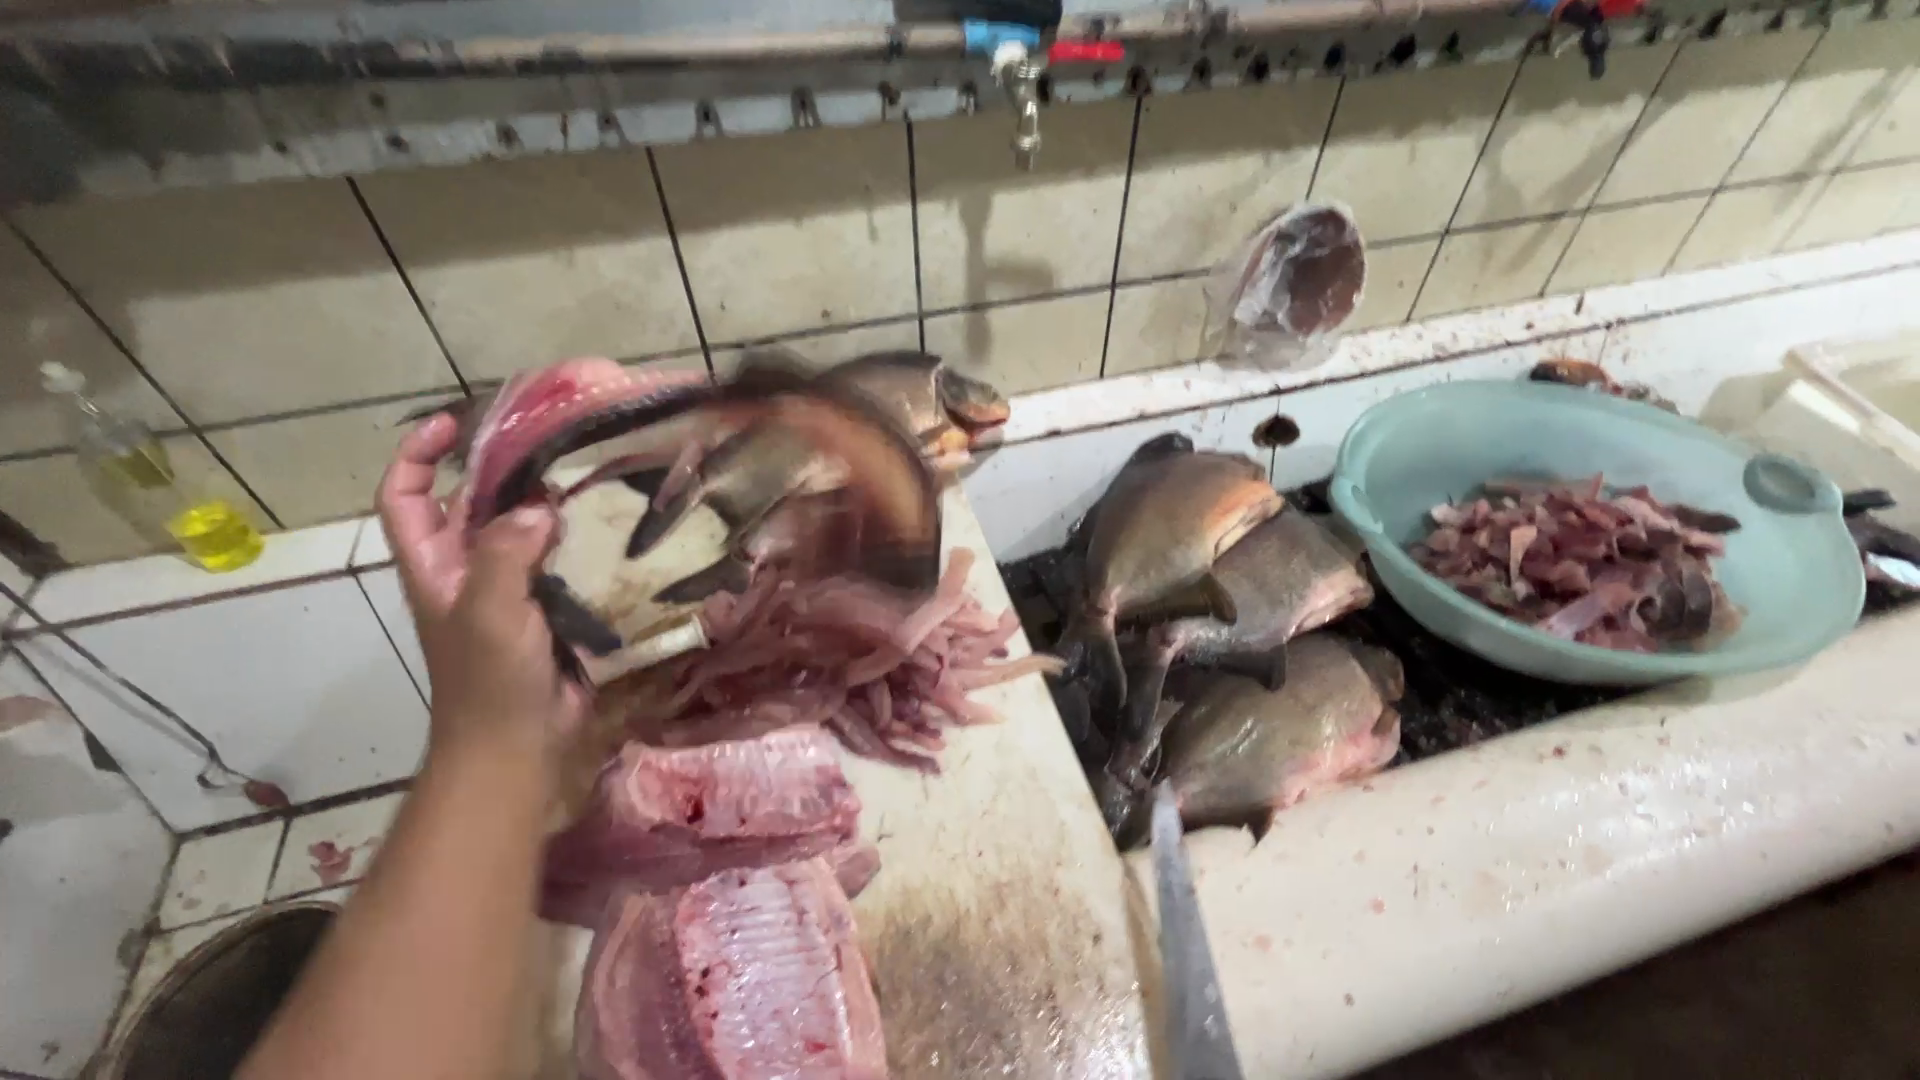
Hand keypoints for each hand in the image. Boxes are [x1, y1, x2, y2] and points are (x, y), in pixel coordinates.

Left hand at [378, 415, 588, 758]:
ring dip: (548, 505)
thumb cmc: (489, 680)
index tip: (453, 424)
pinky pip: (561, 562)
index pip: (406, 498)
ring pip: (523, 532)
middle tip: (548, 442)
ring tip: (586, 475)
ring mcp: (511, 591)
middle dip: (500, 471)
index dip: (418, 456)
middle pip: (472, 505)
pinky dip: (580, 541)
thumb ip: (505, 555)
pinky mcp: (550, 609)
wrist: (520, 742)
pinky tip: (610, 527)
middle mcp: (468, 571)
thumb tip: (538, 508)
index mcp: (435, 567)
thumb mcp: (488, 611)